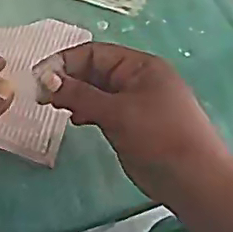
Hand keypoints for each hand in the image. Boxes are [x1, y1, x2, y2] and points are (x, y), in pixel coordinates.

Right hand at [34, 42, 230, 198]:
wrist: (193, 178)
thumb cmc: (159, 136)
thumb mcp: (117, 111)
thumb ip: (80, 95)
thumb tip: (47, 80)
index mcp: (139, 66)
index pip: (94, 53)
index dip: (64, 63)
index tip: (38, 78)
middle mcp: (136, 79)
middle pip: (92, 70)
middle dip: (66, 80)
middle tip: (42, 97)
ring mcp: (133, 102)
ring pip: (94, 91)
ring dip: (73, 96)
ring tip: (54, 107)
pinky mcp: (129, 123)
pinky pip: (101, 109)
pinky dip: (85, 111)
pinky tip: (76, 120)